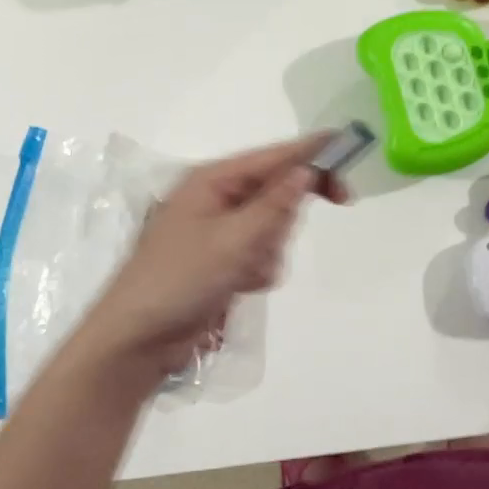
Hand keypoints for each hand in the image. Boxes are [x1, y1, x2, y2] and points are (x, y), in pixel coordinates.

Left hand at [80, 134, 348, 379]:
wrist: (138, 339)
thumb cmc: (180, 279)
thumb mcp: (233, 239)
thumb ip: (275, 205)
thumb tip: (306, 171)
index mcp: (211, 180)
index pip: (273, 157)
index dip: (311, 152)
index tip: (350, 149)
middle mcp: (215, 198)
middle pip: (276, 191)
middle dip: (284, 217)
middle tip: (292, 234)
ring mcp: (218, 231)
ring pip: (273, 226)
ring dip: (270, 249)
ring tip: (245, 272)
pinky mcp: (221, 261)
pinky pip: (260, 253)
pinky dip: (259, 269)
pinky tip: (240, 287)